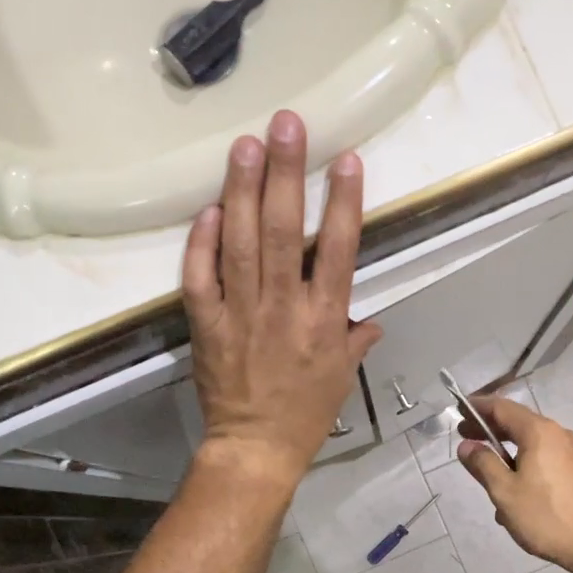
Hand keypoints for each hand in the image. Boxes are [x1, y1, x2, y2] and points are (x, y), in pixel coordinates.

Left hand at [183, 111, 382, 485]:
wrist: (256, 448)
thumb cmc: (306, 413)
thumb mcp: (342, 377)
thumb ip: (356, 341)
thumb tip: (372, 321)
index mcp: (324, 322)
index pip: (337, 251)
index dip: (343, 203)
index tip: (346, 160)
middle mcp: (284, 309)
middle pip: (283, 231)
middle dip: (286, 173)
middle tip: (286, 124)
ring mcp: (240, 314)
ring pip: (239, 242)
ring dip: (241, 190)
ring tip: (245, 145)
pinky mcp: (206, 324)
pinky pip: (200, 276)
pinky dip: (202, 241)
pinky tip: (209, 208)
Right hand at [456, 397, 572, 571]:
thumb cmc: (547, 517)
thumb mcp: (505, 492)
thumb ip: (483, 464)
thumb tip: (467, 446)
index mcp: (540, 432)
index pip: (502, 408)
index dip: (478, 408)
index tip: (459, 412)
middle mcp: (560, 434)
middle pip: (519, 423)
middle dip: (491, 430)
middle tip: (467, 440)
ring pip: (534, 445)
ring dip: (509, 454)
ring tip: (489, 475)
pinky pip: (548, 460)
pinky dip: (528, 466)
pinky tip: (518, 494)